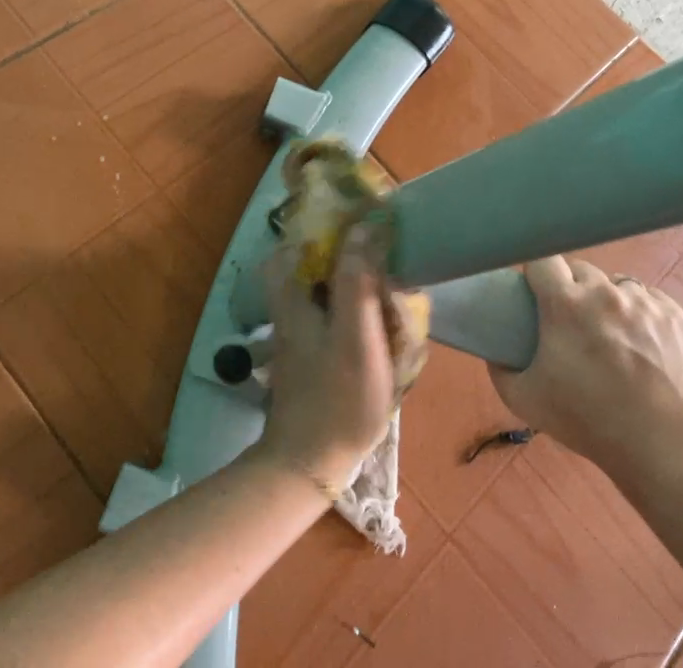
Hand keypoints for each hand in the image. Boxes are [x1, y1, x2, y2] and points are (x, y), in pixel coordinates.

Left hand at [257, 225, 397, 493]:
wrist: (310, 462)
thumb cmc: (337, 399)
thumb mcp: (355, 337)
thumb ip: (358, 282)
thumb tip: (364, 227)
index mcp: (294, 295)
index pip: (304, 237)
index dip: (335, 223)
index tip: (371, 219)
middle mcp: (292, 306)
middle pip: (316, 261)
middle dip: (350, 258)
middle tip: (386, 264)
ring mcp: (300, 331)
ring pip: (327, 289)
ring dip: (358, 288)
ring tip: (391, 300)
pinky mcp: (312, 353)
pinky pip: (335, 317)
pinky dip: (359, 317)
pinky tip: (384, 333)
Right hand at [490, 257, 682, 487]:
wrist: (666, 448)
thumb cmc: (589, 422)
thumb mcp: (526, 400)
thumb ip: (501, 371)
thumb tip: (497, 354)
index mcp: (566, 305)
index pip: (543, 260)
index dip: (536, 274)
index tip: (535, 294)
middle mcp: (606, 293)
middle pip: (580, 270)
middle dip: (570, 288)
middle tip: (570, 323)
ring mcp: (646, 302)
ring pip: (616, 285)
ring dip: (607, 300)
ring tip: (610, 335)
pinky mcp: (677, 315)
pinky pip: (649, 299)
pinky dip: (639, 313)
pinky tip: (641, 343)